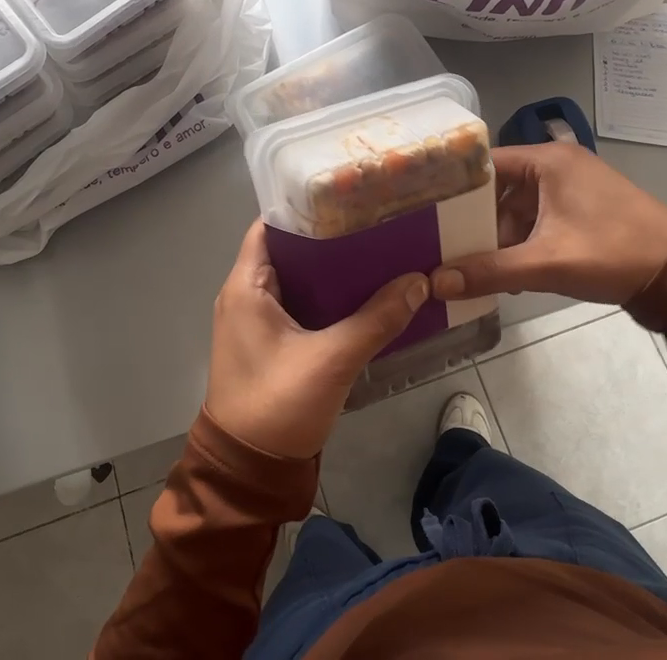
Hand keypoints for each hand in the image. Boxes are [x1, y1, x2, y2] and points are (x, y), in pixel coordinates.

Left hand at [204, 222, 431, 458]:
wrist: (249, 470)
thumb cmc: (278, 404)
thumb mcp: (332, 359)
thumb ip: (376, 319)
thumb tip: (420, 281)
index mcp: (246, 287)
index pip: (270, 225)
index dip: (305, 207)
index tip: (347, 195)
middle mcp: (245, 295)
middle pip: (287, 249)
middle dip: (329, 236)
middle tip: (376, 220)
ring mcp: (257, 321)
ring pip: (297, 279)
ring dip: (331, 268)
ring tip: (379, 249)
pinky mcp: (270, 343)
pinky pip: (300, 305)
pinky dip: (328, 296)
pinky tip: (365, 293)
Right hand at [431, 142, 666, 305]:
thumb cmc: (612, 255)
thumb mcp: (545, 263)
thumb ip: (489, 270)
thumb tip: (436, 282)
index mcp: (548, 160)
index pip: (484, 163)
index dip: (453, 185)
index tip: (423, 209)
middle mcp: (558, 164)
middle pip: (499, 187)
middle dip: (476, 220)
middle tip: (444, 246)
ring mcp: (572, 187)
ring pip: (518, 206)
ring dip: (500, 236)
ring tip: (474, 266)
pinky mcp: (582, 209)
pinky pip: (538, 218)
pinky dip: (523, 240)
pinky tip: (509, 270)